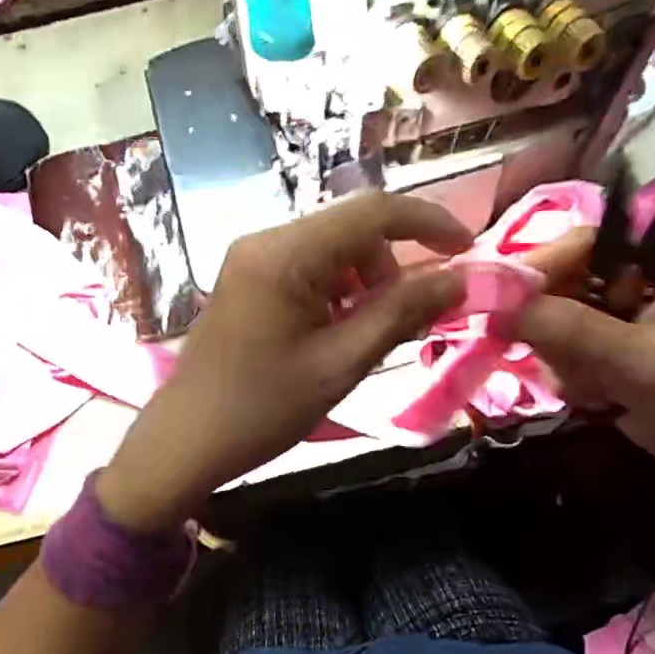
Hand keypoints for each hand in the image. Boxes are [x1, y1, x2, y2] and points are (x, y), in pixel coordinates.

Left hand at [98, 193, 473, 530]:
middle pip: (352, 230)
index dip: (428, 223)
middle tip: (411, 321)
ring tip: (371, 337)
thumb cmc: (262, 410)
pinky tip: (339, 335)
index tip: (468, 251)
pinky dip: (337, 294)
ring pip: (332, 251)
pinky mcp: (247, 281)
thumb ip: (400, 315)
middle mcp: (266, 240)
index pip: (373, 211)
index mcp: (286, 254)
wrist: (186, 441)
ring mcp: (251, 260)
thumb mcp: (340, 364)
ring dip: (366, 283)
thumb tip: (457, 279)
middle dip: (393, 267)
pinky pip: (308, 271)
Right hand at [516, 230, 654, 496]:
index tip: (505, 297)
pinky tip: (597, 397)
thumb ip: (575, 329)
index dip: (544, 264)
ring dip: (564, 360)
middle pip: (562, 283)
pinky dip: (569, 376)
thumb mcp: (640, 359)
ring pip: (553, 322)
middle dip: (556, 329)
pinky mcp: (601, 349)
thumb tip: (503, 308)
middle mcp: (635, 279)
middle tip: (562, 361)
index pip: (587, 242)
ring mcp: (615, 316)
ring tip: (597, 388)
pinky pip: (558, 351)